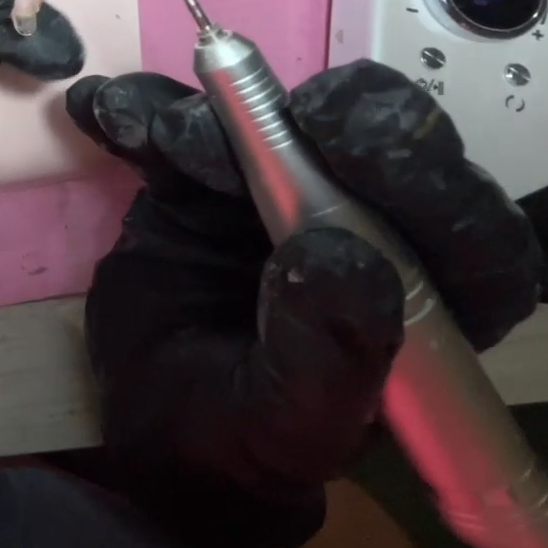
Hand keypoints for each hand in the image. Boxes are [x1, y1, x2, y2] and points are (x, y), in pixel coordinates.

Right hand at [72, 61, 543, 547]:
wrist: (153, 421)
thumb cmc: (240, 439)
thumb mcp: (287, 424)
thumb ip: (326, 357)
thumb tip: (337, 254)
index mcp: (424, 290)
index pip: (452, 215)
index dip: (404, 160)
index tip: (327, 130)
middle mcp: (357, 224)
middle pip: (351, 140)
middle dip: (289, 115)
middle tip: (226, 110)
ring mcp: (270, 193)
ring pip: (250, 123)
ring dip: (196, 114)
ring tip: (144, 133)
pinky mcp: (197, 182)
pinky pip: (167, 131)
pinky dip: (131, 110)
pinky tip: (95, 108)